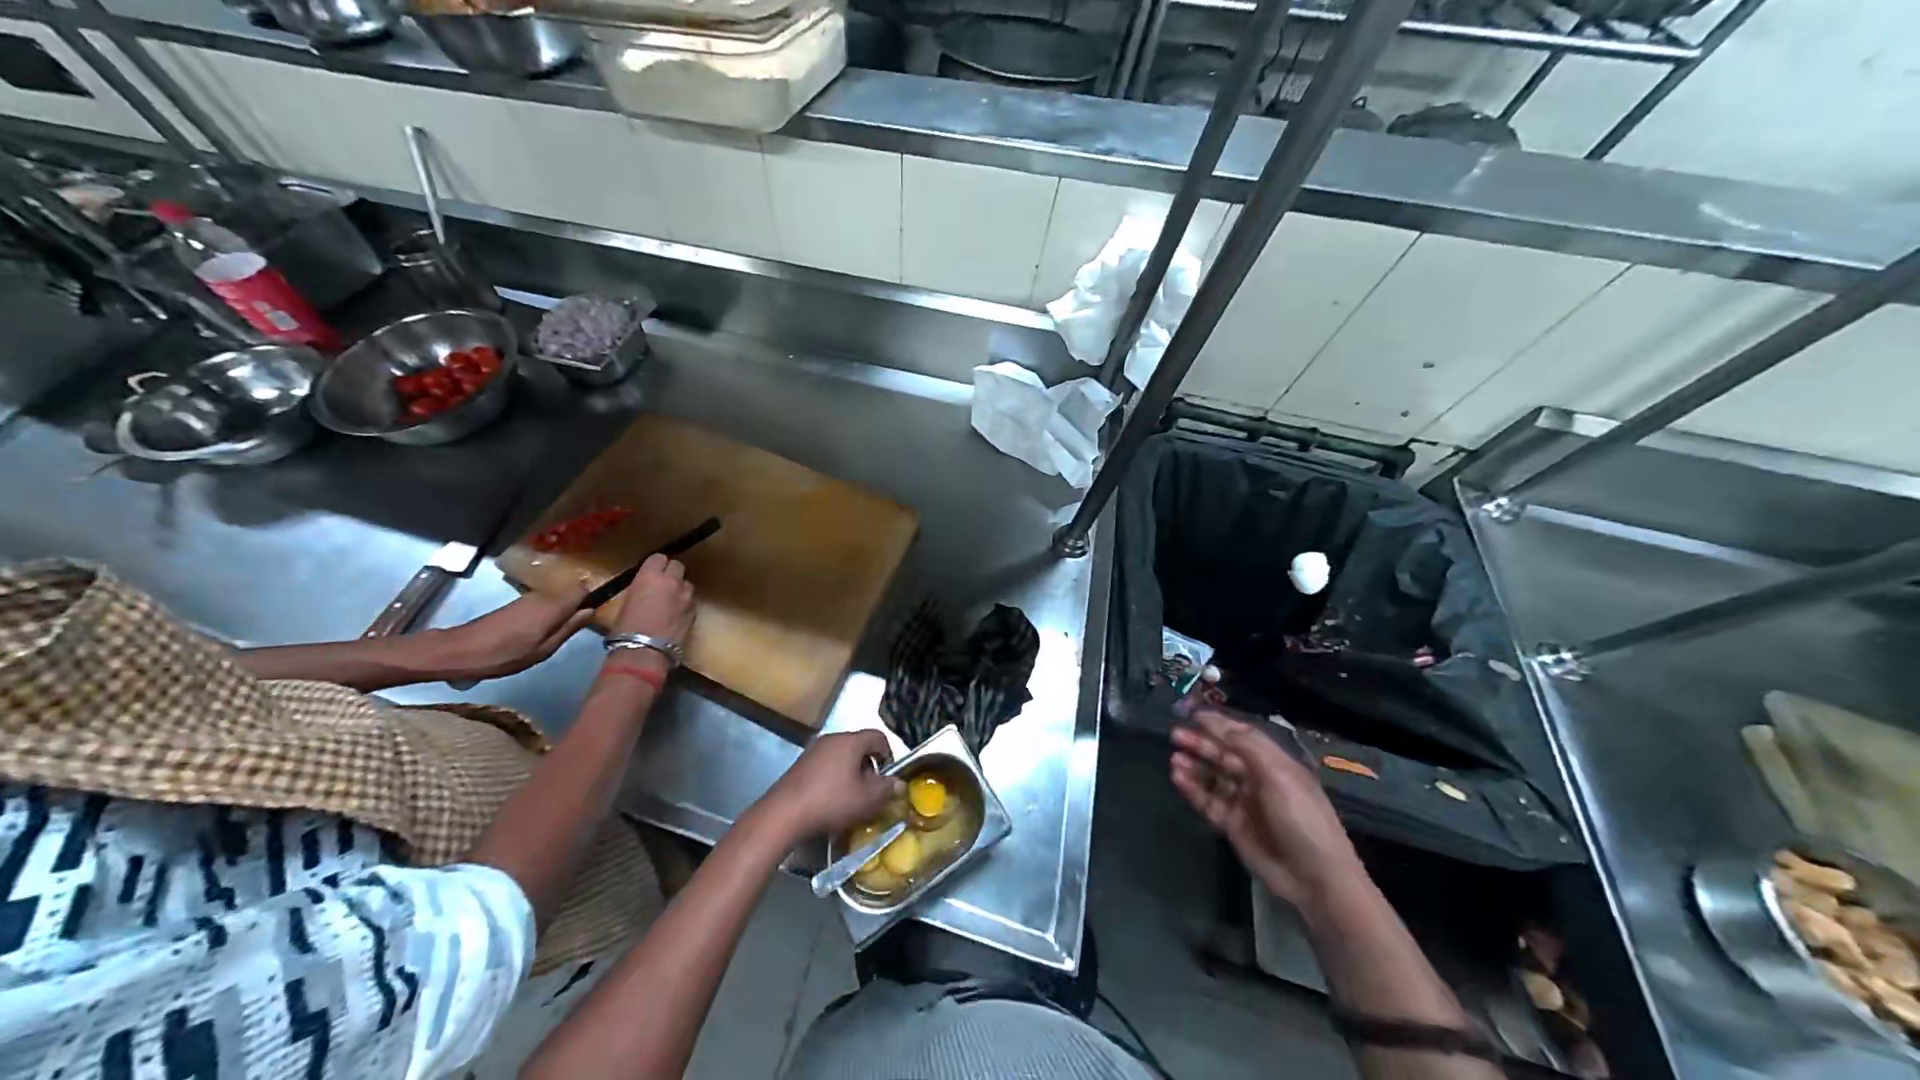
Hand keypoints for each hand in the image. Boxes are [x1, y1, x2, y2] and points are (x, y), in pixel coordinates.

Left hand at [431, 581, 595, 682]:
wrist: (459, 650)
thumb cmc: (505, 654)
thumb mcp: (543, 650)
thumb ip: (569, 628)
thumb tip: (590, 611)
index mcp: (553, 606)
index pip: (582, 589)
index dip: (591, 598)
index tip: (593, 613)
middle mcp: (543, 596)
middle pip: (570, 593)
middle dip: (576, 607)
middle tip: (575, 630)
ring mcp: (528, 598)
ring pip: (556, 599)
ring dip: (560, 612)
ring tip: (556, 635)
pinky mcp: (516, 604)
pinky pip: (543, 604)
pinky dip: (546, 615)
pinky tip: (538, 633)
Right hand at [610, 554, 695, 641]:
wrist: (645, 650)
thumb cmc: (626, 627)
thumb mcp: (627, 600)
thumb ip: (642, 587)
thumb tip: (646, 587)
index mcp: (650, 575)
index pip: (659, 558)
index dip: (656, 565)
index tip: (653, 572)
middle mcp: (672, 580)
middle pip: (677, 566)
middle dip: (672, 573)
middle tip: (664, 584)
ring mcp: (686, 595)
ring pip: (687, 583)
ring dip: (681, 589)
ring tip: (672, 601)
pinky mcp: (695, 610)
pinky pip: (692, 600)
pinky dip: (686, 603)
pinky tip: (678, 614)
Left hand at [758, 729, 902, 845]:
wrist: (784, 814)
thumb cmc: (831, 802)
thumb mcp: (867, 799)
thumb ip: (887, 789)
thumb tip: (899, 783)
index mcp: (850, 741)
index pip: (878, 736)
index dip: (888, 754)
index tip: (887, 776)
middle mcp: (831, 739)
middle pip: (858, 745)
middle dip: (869, 766)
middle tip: (870, 789)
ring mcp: (812, 750)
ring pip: (841, 756)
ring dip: (850, 772)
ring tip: (850, 797)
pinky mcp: (799, 764)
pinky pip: (825, 765)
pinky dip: (832, 777)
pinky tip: (829, 799)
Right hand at [1170, 708, 1364, 913]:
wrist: (1315, 879)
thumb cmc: (1302, 819)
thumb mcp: (1280, 776)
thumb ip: (1248, 746)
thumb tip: (1218, 722)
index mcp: (1275, 763)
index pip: (1242, 736)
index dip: (1219, 725)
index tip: (1192, 714)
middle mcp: (1257, 779)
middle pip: (1224, 755)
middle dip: (1201, 744)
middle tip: (1175, 735)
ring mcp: (1244, 802)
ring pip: (1212, 777)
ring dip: (1194, 766)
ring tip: (1174, 759)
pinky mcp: (1231, 824)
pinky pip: (1207, 801)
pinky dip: (1192, 789)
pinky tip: (1178, 778)